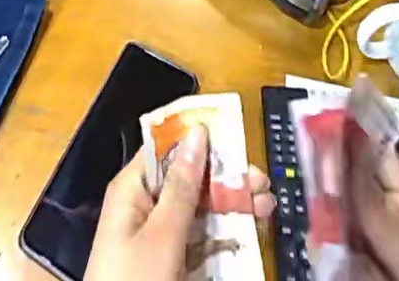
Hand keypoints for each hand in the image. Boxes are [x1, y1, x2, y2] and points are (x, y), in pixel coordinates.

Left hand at [85, 125, 275, 280]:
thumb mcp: (161, 236)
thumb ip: (182, 187)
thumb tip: (197, 133)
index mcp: (133, 189)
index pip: (167, 149)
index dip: (200, 141)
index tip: (236, 138)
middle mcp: (143, 206)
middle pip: (188, 180)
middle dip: (226, 180)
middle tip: (262, 182)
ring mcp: (156, 238)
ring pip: (198, 211)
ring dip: (231, 208)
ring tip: (265, 207)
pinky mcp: (167, 265)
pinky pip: (198, 241)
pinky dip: (222, 238)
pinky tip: (249, 235)